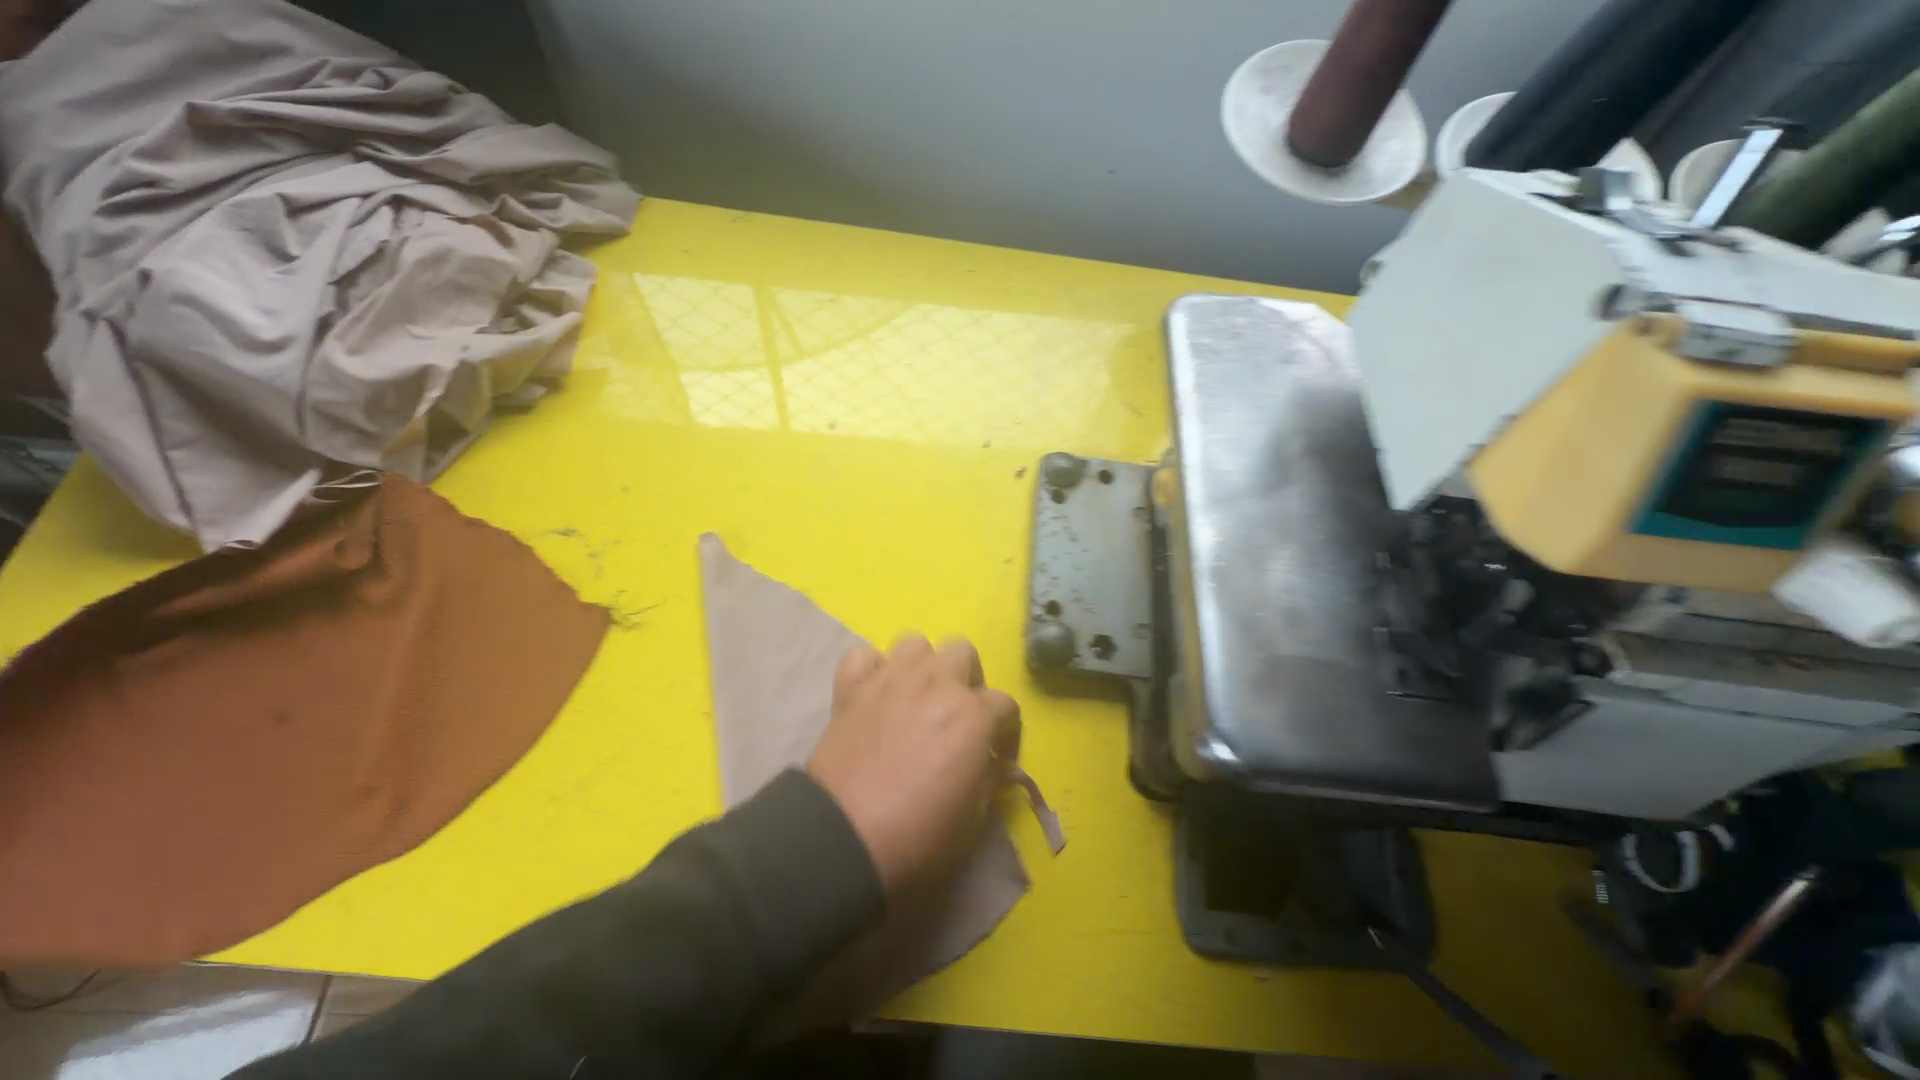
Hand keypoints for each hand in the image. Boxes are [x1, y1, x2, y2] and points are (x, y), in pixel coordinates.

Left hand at [806, 633, 1021, 895]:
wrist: (846, 836)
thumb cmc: (918, 834)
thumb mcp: (973, 817)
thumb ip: (988, 779)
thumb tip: (989, 763)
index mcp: (973, 715)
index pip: (1006, 705)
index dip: (1006, 734)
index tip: (995, 760)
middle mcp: (936, 684)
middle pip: (963, 652)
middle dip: (967, 681)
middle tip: (956, 718)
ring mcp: (891, 680)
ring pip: (915, 643)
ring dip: (922, 667)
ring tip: (916, 699)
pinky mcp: (851, 687)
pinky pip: (863, 656)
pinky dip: (871, 670)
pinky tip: (874, 695)